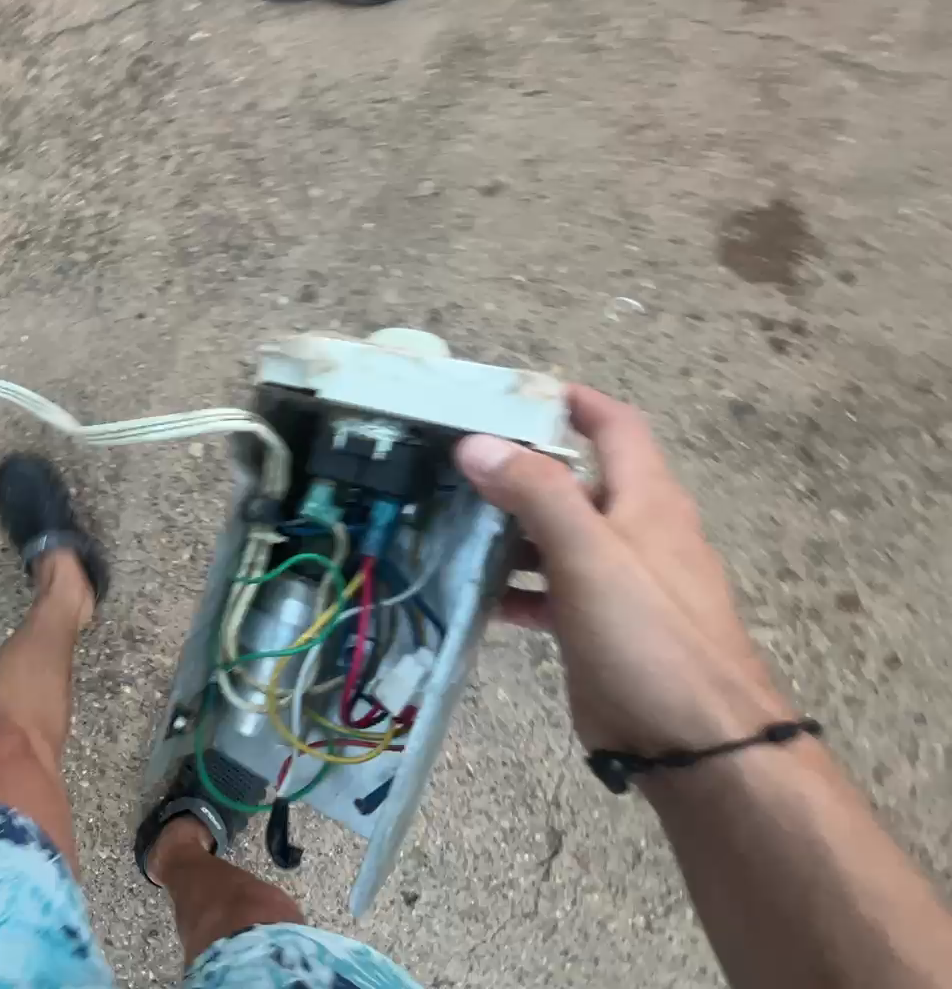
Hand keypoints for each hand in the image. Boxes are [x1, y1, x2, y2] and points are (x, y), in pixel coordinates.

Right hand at [453, 386, 791, 758]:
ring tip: (443, 521)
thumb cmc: (649, 636)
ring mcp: (613, 580)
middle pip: (571, 480)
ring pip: (550, 535)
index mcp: (646, 502)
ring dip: (502, 526)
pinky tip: (469, 592)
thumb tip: (476, 443)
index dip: (572, 400)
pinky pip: (543, 586)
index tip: (509, 392)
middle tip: (448, 461)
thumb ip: (537, 493)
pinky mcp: (593, 622)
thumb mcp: (590, 554)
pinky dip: (507, 584)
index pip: (615, 427)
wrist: (694, 743)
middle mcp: (632, 532)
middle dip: (514, 466)